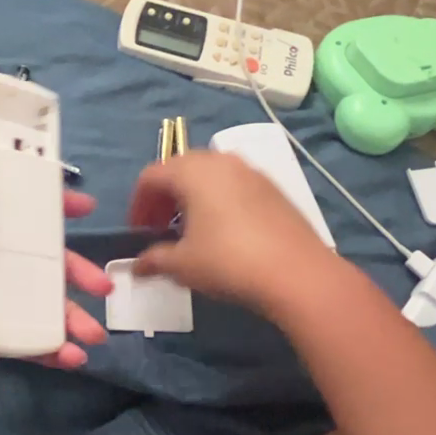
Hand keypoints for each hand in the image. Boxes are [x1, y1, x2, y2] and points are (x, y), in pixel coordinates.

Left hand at [0, 132, 110, 413]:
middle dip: (75, 271)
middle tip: (104, 285)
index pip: (19, 210)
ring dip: (72, 315)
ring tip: (93, 336)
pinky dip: (54, 345)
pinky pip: (34, 336)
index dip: (52, 206)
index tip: (85, 207)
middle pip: (41, 259)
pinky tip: (73, 357)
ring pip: (44, 300)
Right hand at [127, 150, 334, 308]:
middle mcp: (220, 160)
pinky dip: (218, 200)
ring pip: (209, 175)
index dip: (138, 204)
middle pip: (180, 169)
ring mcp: (250, 171)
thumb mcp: (183, 264)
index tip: (138, 232)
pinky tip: (223, 231)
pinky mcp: (272, 187)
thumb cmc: (228, 262)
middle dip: (164, 198)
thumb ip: (154, 259)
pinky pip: (233, 185)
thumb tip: (137, 265)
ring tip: (191, 230)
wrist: (298, 273)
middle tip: (160, 229)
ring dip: (192, 197)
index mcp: (191, 171)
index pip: (151, 176)